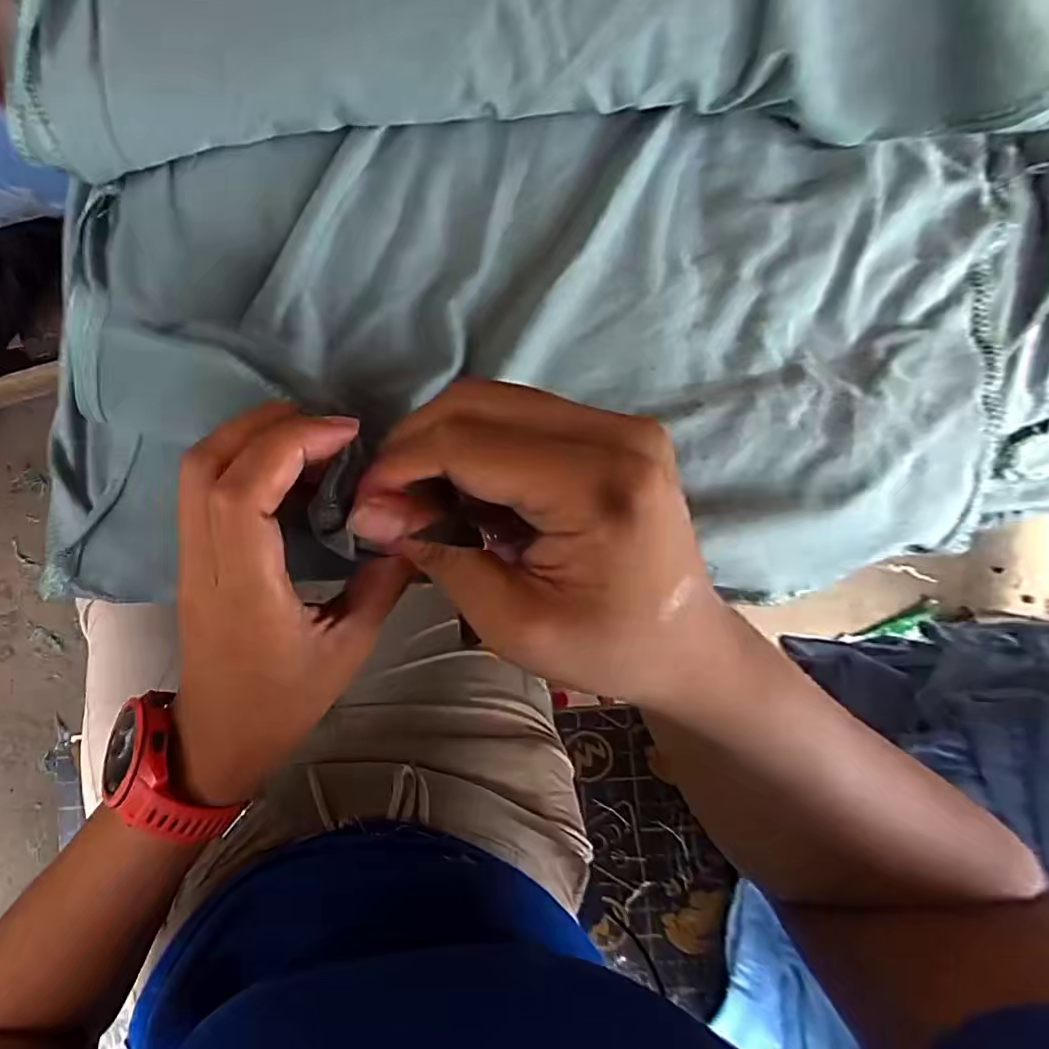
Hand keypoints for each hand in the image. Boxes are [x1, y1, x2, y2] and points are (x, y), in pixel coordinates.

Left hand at [174, 403, 416, 804]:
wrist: (218, 734)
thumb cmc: (282, 702)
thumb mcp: (348, 648)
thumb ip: (380, 582)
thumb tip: (408, 527)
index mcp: (244, 587)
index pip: (241, 491)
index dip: (290, 443)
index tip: (344, 434)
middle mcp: (205, 563)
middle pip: (207, 464)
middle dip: (264, 424)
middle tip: (326, 427)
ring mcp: (189, 557)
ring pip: (196, 472)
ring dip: (246, 437)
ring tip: (307, 440)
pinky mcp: (189, 557)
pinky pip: (201, 490)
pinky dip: (238, 461)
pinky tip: (285, 472)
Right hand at [347, 379, 751, 712]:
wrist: (687, 648)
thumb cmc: (603, 648)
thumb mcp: (508, 620)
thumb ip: (437, 553)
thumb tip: (366, 514)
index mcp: (596, 486)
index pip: (465, 442)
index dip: (397, 467)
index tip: (362, 507)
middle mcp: (613, 434)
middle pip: (471, 402)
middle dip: (408, 446)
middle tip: (381, 500)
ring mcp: (614, 424)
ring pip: (485, 399)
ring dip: (432, 442)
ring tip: (413, 497)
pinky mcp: (605, 430)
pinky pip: (508, 414)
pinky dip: (463, 444)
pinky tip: (454, 489)